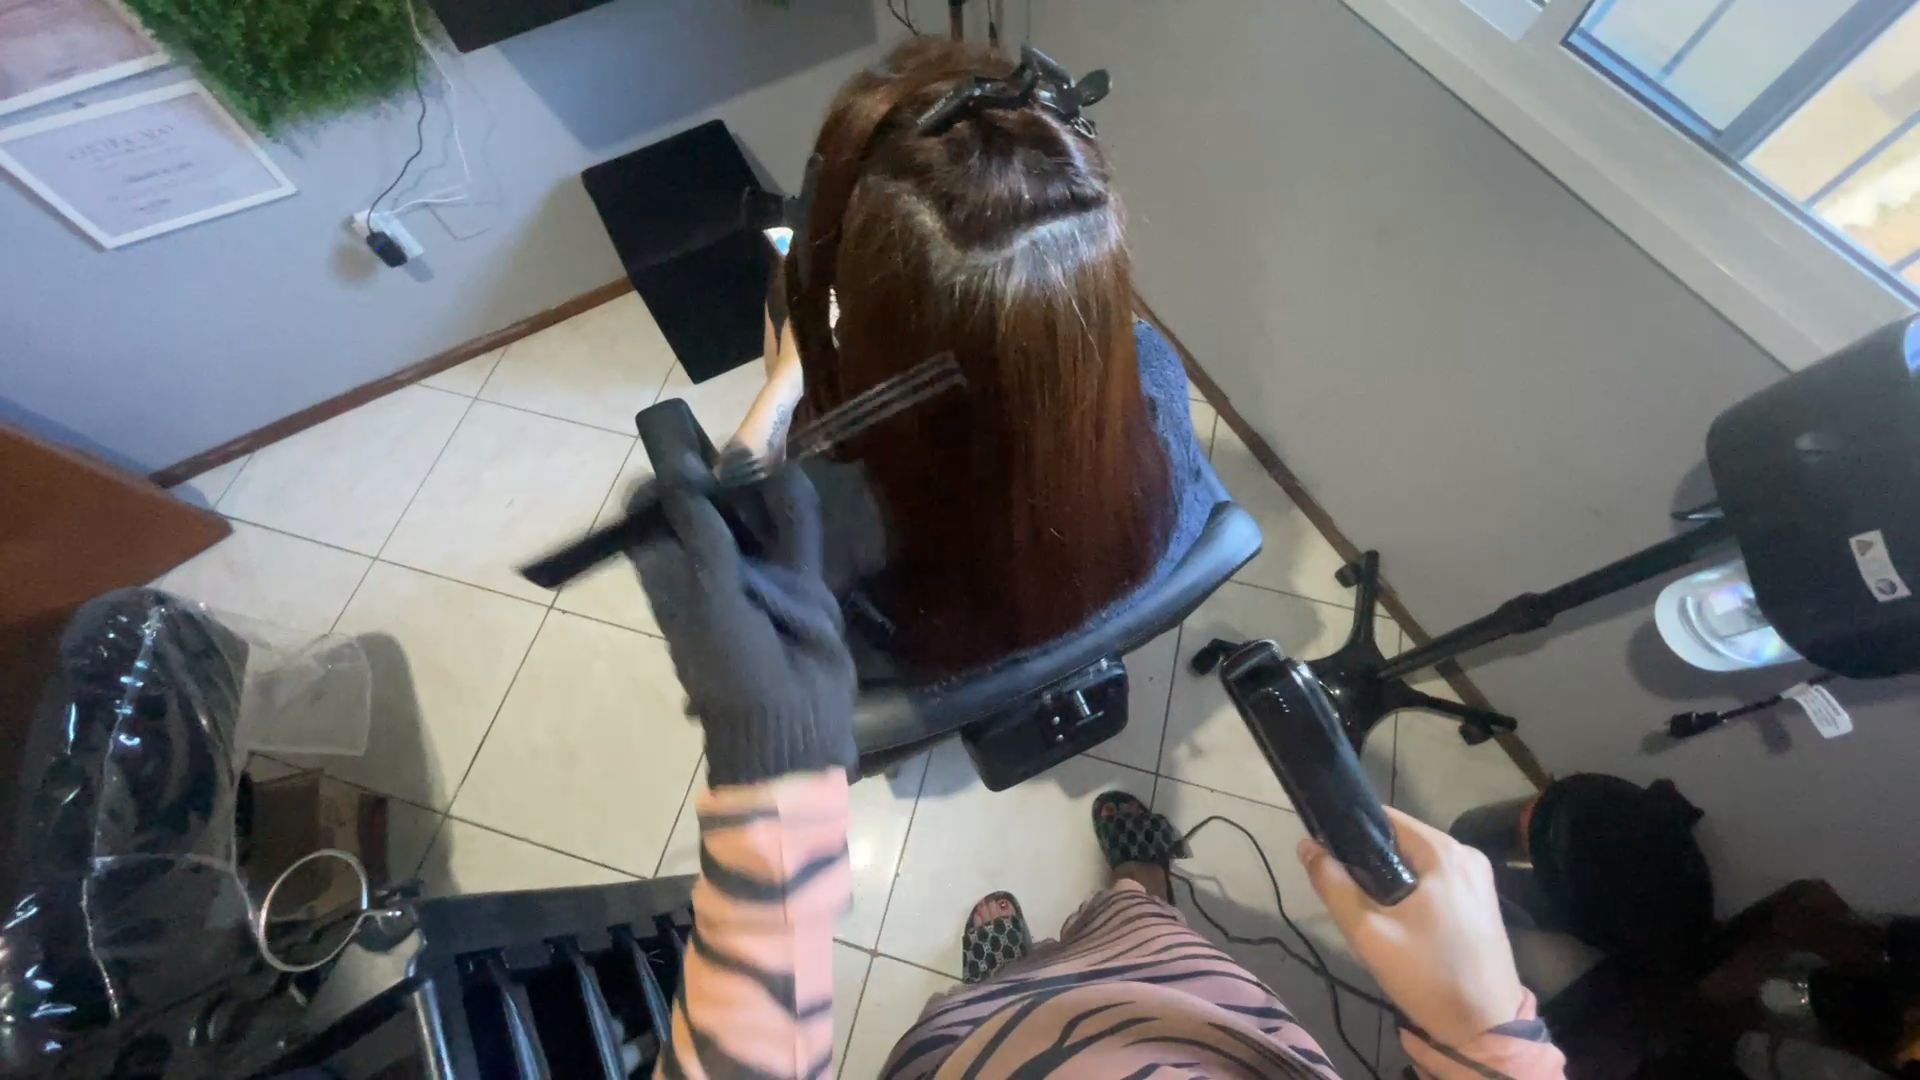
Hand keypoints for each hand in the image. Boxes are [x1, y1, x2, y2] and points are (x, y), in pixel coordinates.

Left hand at [629, 456, 856, 786]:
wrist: (791, 716)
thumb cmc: (732, 666)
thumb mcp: (708, 598)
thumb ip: (702, 537)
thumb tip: (682, 474)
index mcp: (673, 578)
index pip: (655, 520)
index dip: (662, 488)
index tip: (682, 457)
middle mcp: (713, 569)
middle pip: (709, 510)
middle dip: (718, 478)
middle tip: (729, 454)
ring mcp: (758, 574)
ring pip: (754, 516)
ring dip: (756, 488)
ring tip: (759, 453)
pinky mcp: (799, 580)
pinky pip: (797, 535)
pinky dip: (796, 507)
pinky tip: (793, 478)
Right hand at [1298, 806, 1523, 1045]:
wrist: (1489, 1034)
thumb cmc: (1428, 976)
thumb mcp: (1367, 932)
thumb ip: (1332, 883)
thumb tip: (1306, 845)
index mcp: (1443, 852)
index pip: (1382, 818)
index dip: (1349, 832)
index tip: (1331, 860)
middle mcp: (1465, 854)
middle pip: (1398, 839)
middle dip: (1369, 860)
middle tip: (1353, 895)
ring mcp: (1479, 877)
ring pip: (1414, 859)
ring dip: (1389, 876)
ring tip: (1374, 910)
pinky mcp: (1482, 899)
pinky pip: (1433, 877)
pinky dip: (1411, 889)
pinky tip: (1401, 919)